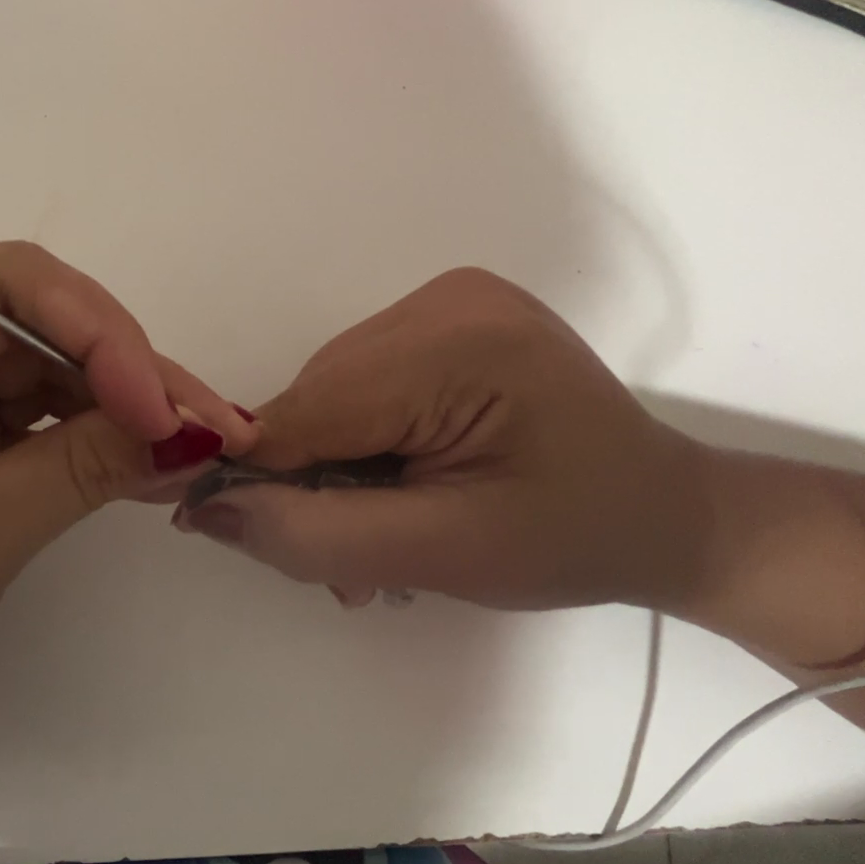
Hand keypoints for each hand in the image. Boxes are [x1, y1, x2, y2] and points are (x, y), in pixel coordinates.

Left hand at [0, 242, 257, 742]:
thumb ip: (80, 468)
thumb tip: (186, 431)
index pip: (6, 286)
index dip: (97, 332)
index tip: (162, 409)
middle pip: (35, 328)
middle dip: (125, 377)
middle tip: (213, 428)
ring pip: (41, 374)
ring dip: (116, 411)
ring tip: (195, 450)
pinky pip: (26, 419)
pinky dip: (83, 443)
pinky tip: (142, 465)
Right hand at [178, 268, 712, 610]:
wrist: (662, 514)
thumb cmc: (569, 541)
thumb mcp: (437, 555)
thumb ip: (314, 534)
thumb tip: (201, 510)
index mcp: (458, 344)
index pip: (305, 412)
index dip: (257, 475)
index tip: (236, 534)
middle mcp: (442, 302)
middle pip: (310, 403)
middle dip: (308, 483)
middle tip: (345, 561)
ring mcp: (441, 304)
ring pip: (321, 398)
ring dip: (327, 469)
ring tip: (378, 527)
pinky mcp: (437, 323)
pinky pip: (349, 389)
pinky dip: (351, 445)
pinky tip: (390, 484)